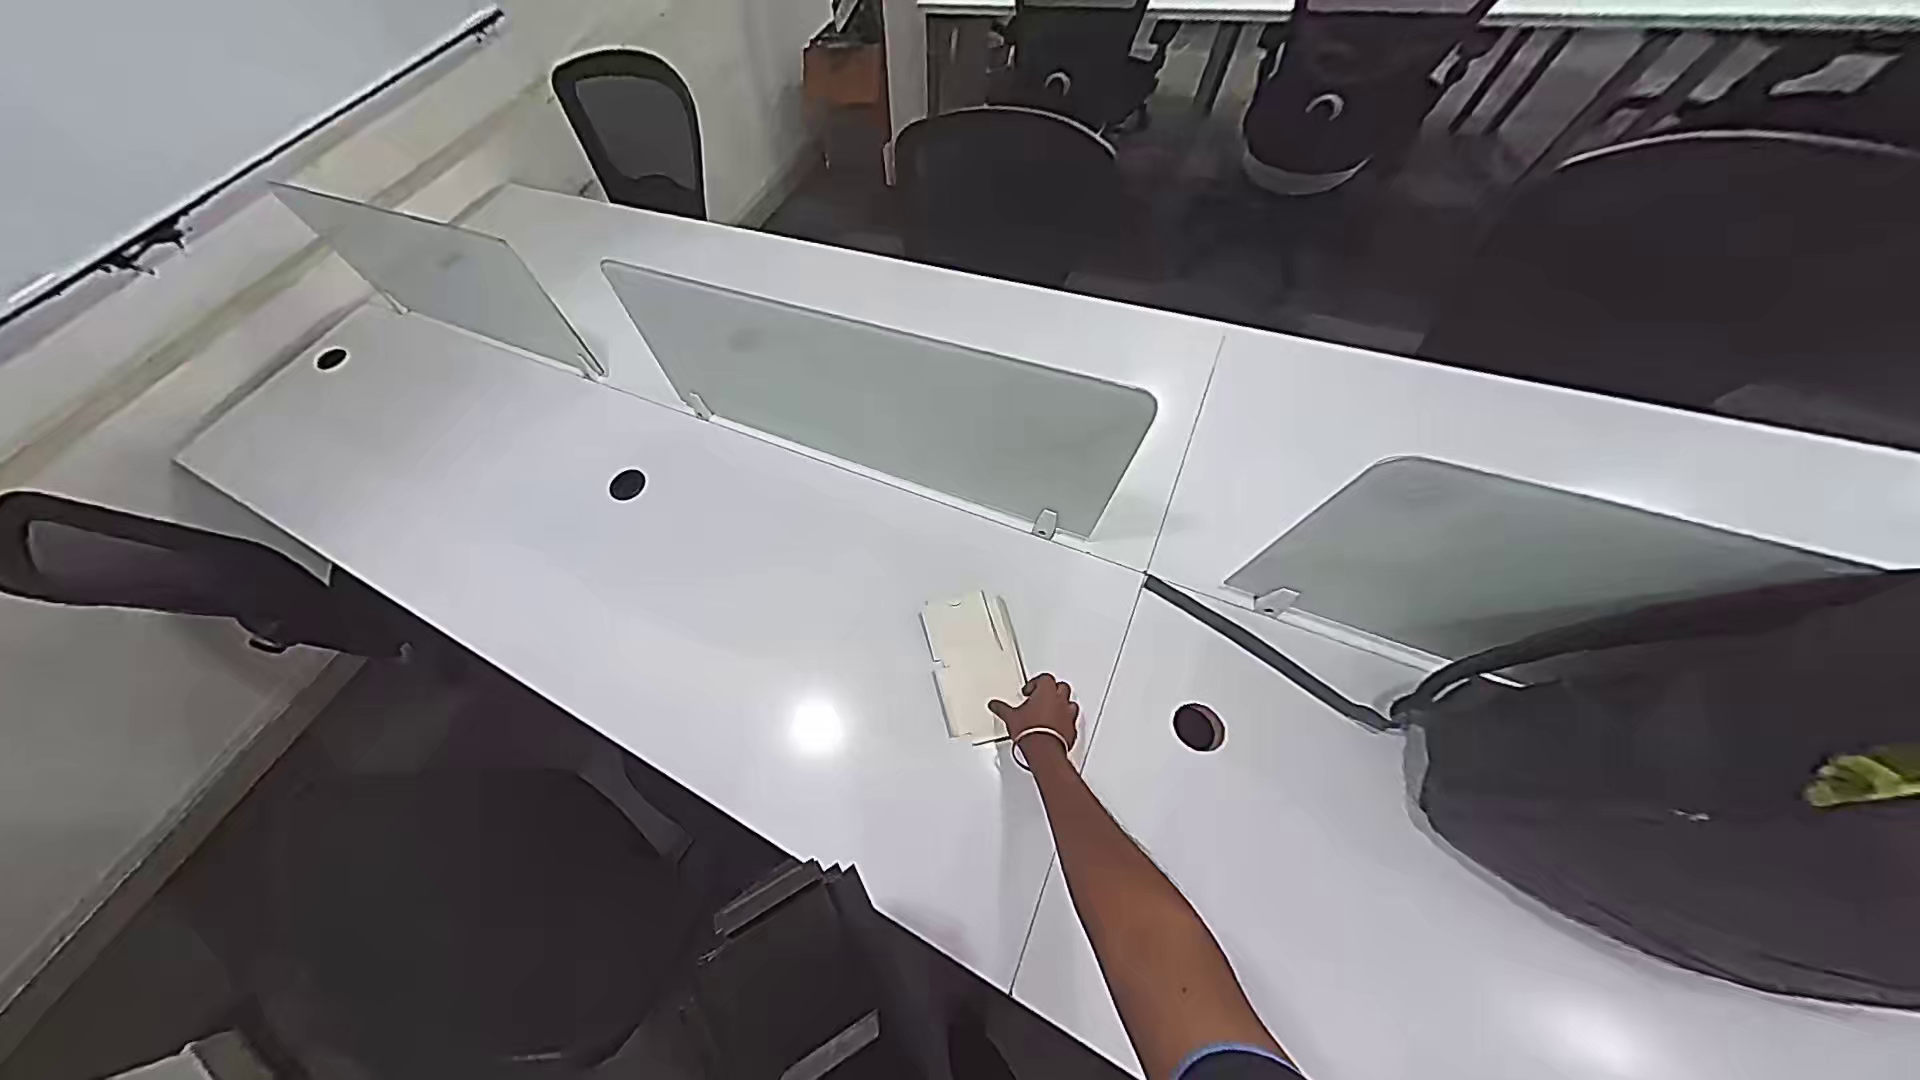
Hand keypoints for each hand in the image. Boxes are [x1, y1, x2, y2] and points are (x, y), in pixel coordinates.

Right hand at [990, 673, 1078, 755]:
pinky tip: (1056, 727)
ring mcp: (1068, 715)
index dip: (1036, 682)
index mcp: (1046, 692)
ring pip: (1070, 703)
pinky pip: (1071, 721)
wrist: (1043, 750)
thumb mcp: (1010, 717)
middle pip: (1062, 686)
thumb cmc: (1030, 731)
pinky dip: (1065, 722)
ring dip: (1061, 705)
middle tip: (1041, 697)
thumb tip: (994, 705)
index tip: (1028, 690)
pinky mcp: (1072, 730)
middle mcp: (1060, 701)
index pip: (1045, 678)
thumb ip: (1002, 708)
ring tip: (1050, 711)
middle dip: (1052, 690)